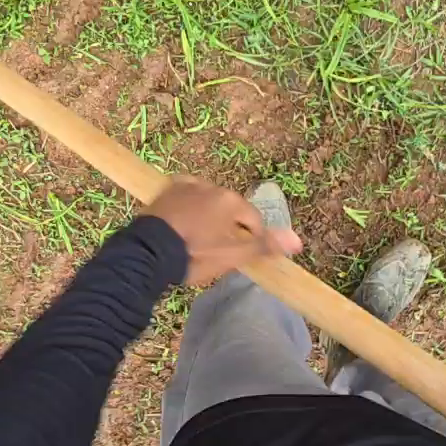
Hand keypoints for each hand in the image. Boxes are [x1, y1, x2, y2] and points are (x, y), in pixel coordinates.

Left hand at [143, 178, 301, 285]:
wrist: (147, 252)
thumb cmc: (195, 254)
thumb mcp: (232, 255)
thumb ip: (264, 245)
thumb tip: (298, 240)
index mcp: (231, 200)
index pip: (254, 222)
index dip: (250, 242)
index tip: (235, 259)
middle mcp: (212, 186)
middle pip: (231, 210)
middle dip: (228, 228)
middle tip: (214, 252)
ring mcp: (187, 186)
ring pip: (208, 203)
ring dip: (208, 218)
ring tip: (197, 242)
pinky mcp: (167, 191)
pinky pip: (186, 198)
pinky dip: (189, 208)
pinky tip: (183, 224)